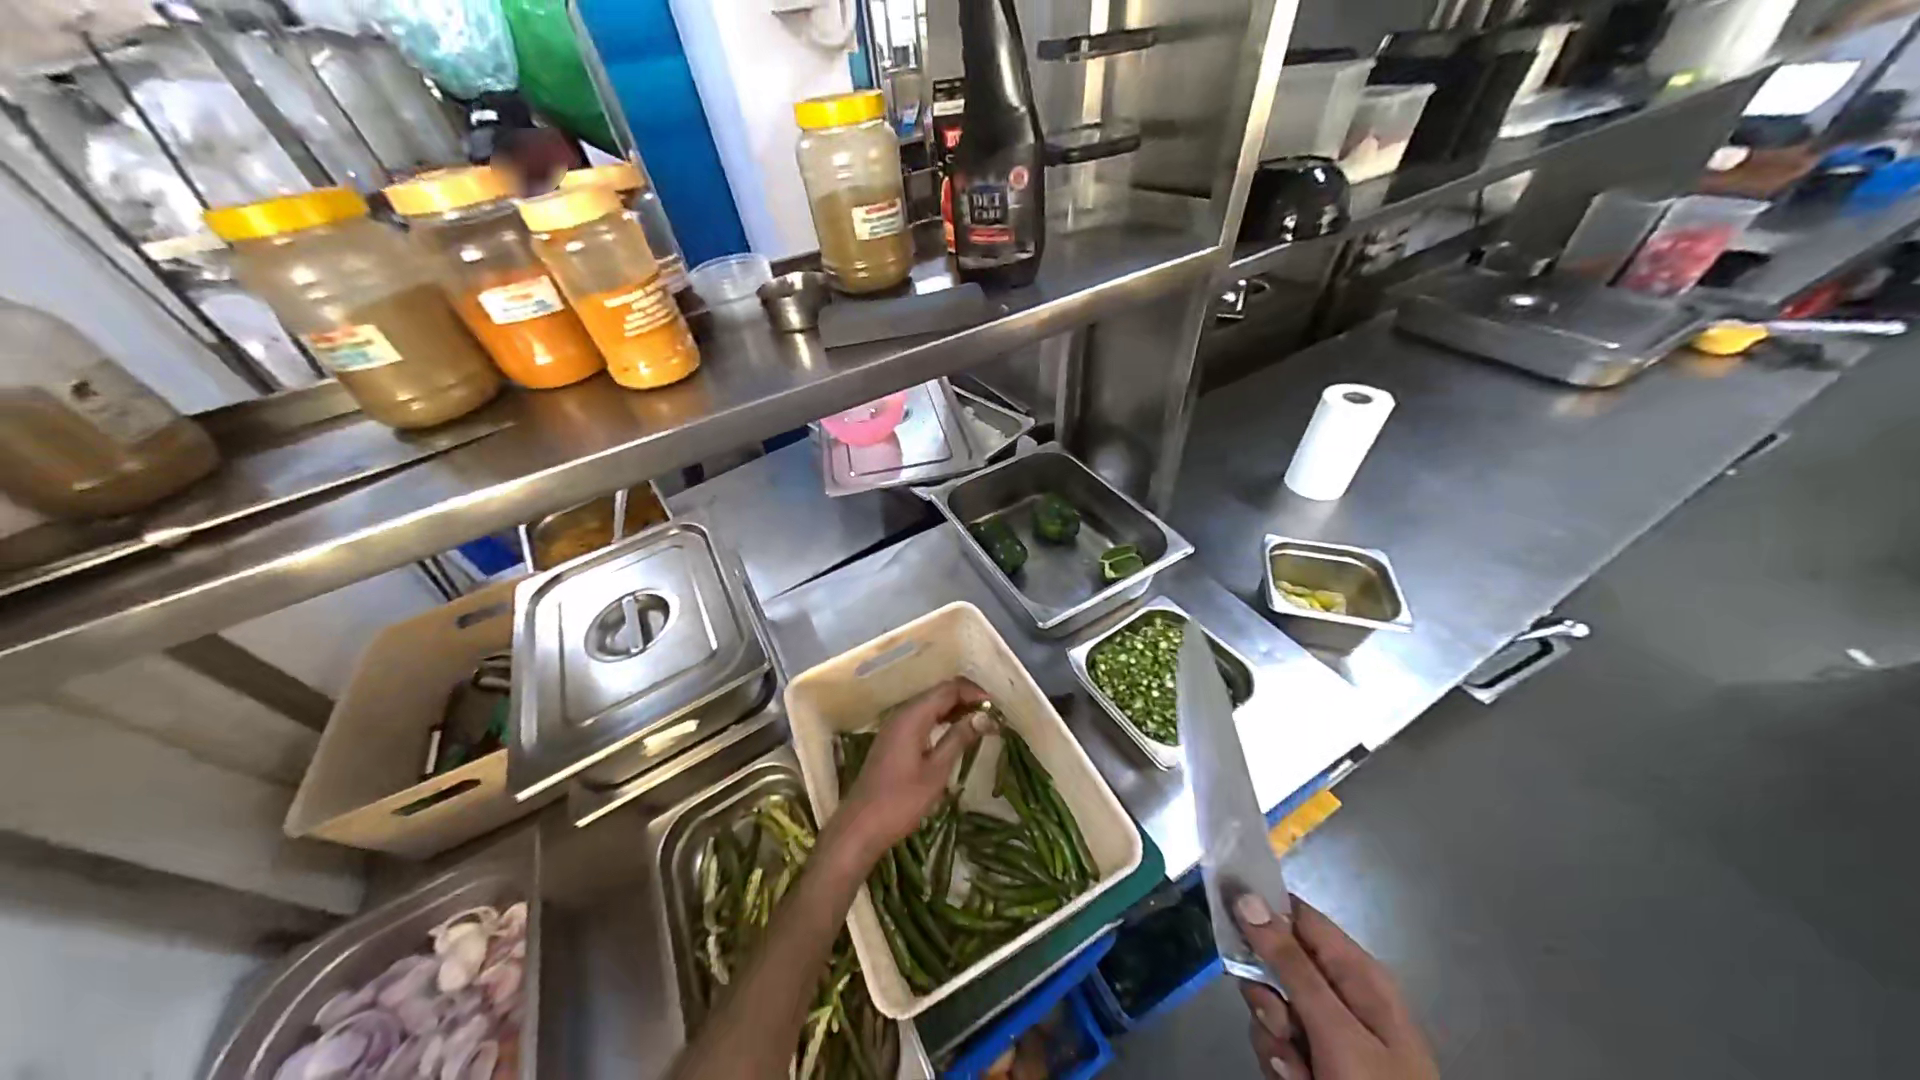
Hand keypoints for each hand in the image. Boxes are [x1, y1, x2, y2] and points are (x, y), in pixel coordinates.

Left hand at [835, 678, 989, 859]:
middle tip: (993, 714)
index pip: (948, 689)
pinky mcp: (893, 740)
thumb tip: (984, 717)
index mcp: (912, 716)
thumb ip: (959, 738)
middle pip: (939, 694)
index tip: (997, 706)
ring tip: (981, 722)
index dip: (974, 693)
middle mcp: (902, 714)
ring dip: (955, 710)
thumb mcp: (937, 771)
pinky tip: (957, 734)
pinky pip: (922, 719)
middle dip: (966, 699)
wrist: (861, 826)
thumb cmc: (901, 800)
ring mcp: (895, 726)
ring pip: (930, 706)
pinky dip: (941, 721)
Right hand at [1233, 893, 1437, 1079]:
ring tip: (1297, 1073)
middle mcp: (1343, 996)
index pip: (1298, 916)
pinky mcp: (1318, 1064)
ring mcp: (1330, 1033)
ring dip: (1272, 1039)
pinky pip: (1277, 1043)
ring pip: (1270, 1007)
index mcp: (1358, 975)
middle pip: (1276, 965)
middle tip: (1280, 1026)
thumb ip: (1290, 965)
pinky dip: (1280, 1065)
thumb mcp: (1336, 1032)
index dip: (1260, 910)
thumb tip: (1247, 897)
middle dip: (1266, 997)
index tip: (1224, 916)